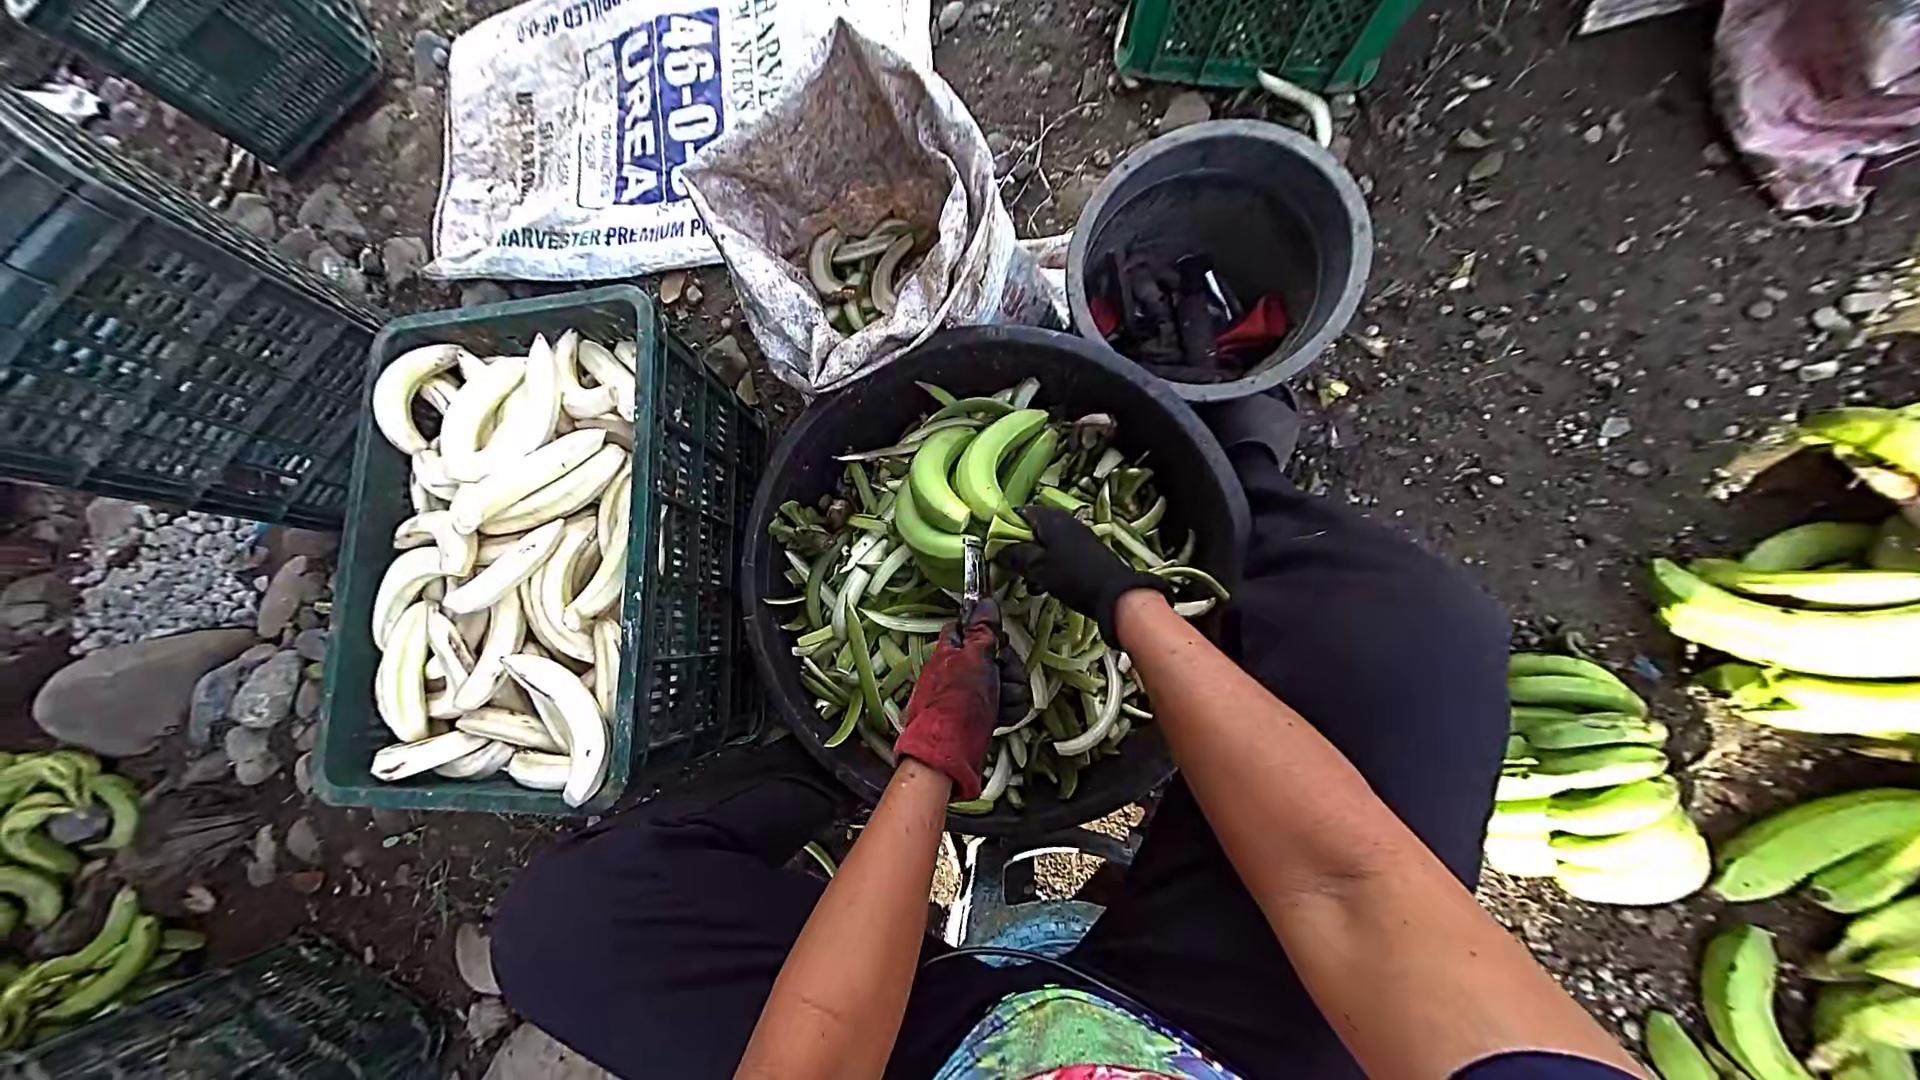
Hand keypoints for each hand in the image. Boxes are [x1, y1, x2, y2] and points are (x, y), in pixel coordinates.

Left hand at [895, 600, 1001, 798]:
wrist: (948, 754)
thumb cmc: (957, 702)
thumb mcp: (974, 657)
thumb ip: (983, 629)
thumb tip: (985, 598)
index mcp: (949, 650)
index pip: (972, 627)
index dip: (988, 632)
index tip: (997, 642)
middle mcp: (958, 670)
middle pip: (996, 655)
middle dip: (1006, 667)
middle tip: (999, 677)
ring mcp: (969, 694)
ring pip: (1005, 679)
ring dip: (1009, 690)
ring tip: (998, 702)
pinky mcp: (981, 716)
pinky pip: (1006, 703)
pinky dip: (1008, 709)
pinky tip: (1001, 716)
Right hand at [997, 507, 1170, 646]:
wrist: (1114, 595)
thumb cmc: (1072, 576)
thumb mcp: (1037, 566)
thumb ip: (1015, 555)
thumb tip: (998, 550)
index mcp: (1051, 518)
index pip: (1020, 514)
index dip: (1005, 531)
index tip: (998, 550)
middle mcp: (1064, 522)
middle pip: (1031, 532)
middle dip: (1020, 552)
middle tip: (1014, 571)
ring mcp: (1076, 537)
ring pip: (1044, 547)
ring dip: (1034, 565)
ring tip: (1031, 584)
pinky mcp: (1083, 554)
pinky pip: (1057, 557)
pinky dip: (1048, 570)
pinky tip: (1045, 588)